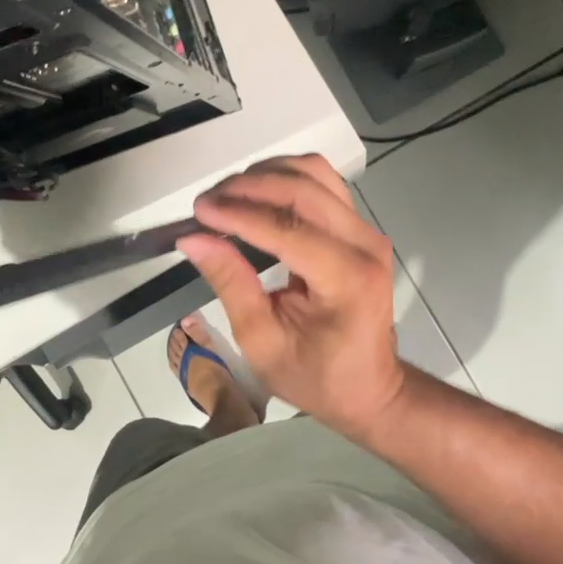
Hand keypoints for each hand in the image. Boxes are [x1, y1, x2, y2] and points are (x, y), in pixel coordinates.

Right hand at [177, 154, 408, 439]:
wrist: (369, 388)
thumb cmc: (316, 377)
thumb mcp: (262, 342)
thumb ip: (231, 283)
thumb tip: (193, 239)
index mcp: (347, 281)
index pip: (289, 229)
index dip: (240, 214)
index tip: (198, 211)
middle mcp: (365, 245)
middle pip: (304, 190)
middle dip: (248, 188)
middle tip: (206, 203)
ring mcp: (367, 231)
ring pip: (316, 174)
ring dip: (267, 176)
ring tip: (227, 197)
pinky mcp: (360, 226)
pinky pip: (323, 183)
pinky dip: (285, 178)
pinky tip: (256, 195)